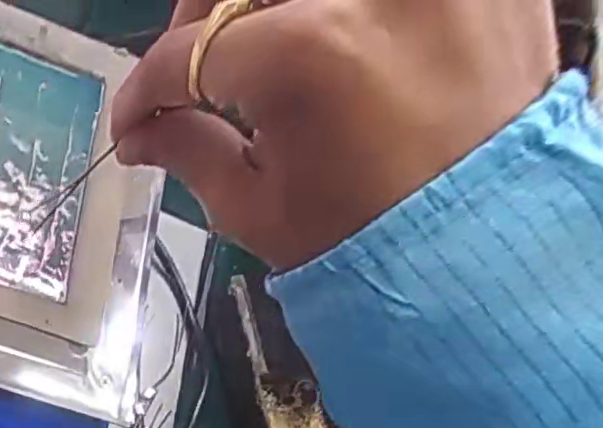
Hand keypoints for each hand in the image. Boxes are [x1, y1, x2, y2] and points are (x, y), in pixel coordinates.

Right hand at [112, 0, 558, 268]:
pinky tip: (314, 38)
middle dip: (195, 19)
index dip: (141, 91)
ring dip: (256, 5)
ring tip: (249, 46)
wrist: (471, 229)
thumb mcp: (245, 201)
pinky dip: (322, 10)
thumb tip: (140, 132)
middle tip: (186, 67)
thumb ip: (187, 147)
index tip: (130, 121)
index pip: (186, 53)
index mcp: (304, 55)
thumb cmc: (346, 230)